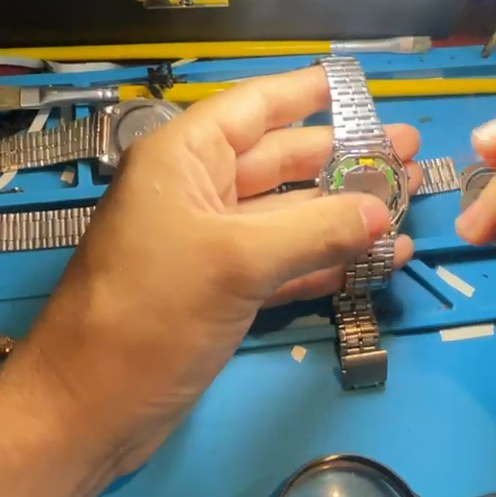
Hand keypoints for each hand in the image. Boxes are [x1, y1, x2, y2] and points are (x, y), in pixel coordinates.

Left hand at [6, 67, 419, 472]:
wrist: (88, 410)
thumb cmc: (150, 314)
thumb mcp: (235, 261)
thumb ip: (314, 229)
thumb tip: (383, 210)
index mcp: (184, 159)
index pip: (253, 108)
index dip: (307, 93)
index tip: (359, 86)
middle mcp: (198, 192)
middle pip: (280, 160)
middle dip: (342, 157)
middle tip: (407, 153)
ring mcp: (211, 244)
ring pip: (288, 215)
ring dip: (344, 212)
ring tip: (406, 202)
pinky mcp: (222, 290)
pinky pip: (284, 262)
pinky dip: (326, 260)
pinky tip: (377, 258)